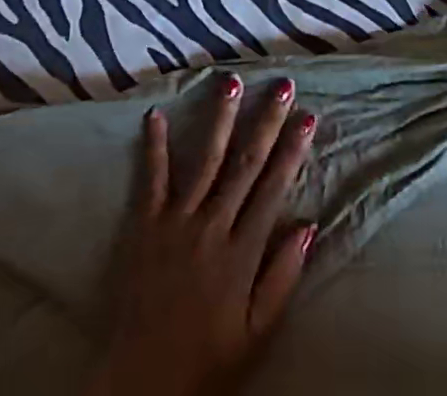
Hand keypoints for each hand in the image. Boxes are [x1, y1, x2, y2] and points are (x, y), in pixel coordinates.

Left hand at [88, 76, 317, 395]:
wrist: (137, 388)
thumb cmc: (207, 361)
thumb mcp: (257, 331)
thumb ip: (283, 276)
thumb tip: (309, 223)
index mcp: (242, 251)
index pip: (274, 187)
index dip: (293, 148)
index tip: (309, 115)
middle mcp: (211, 227)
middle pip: (244, 164)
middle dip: (266, 121)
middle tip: (282, 84)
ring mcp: (173, 224)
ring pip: (203, 161)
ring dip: (219, 119)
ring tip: (230, 82)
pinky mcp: (142, 229)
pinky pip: (150, 182)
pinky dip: (154, 147)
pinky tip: (157, 115)